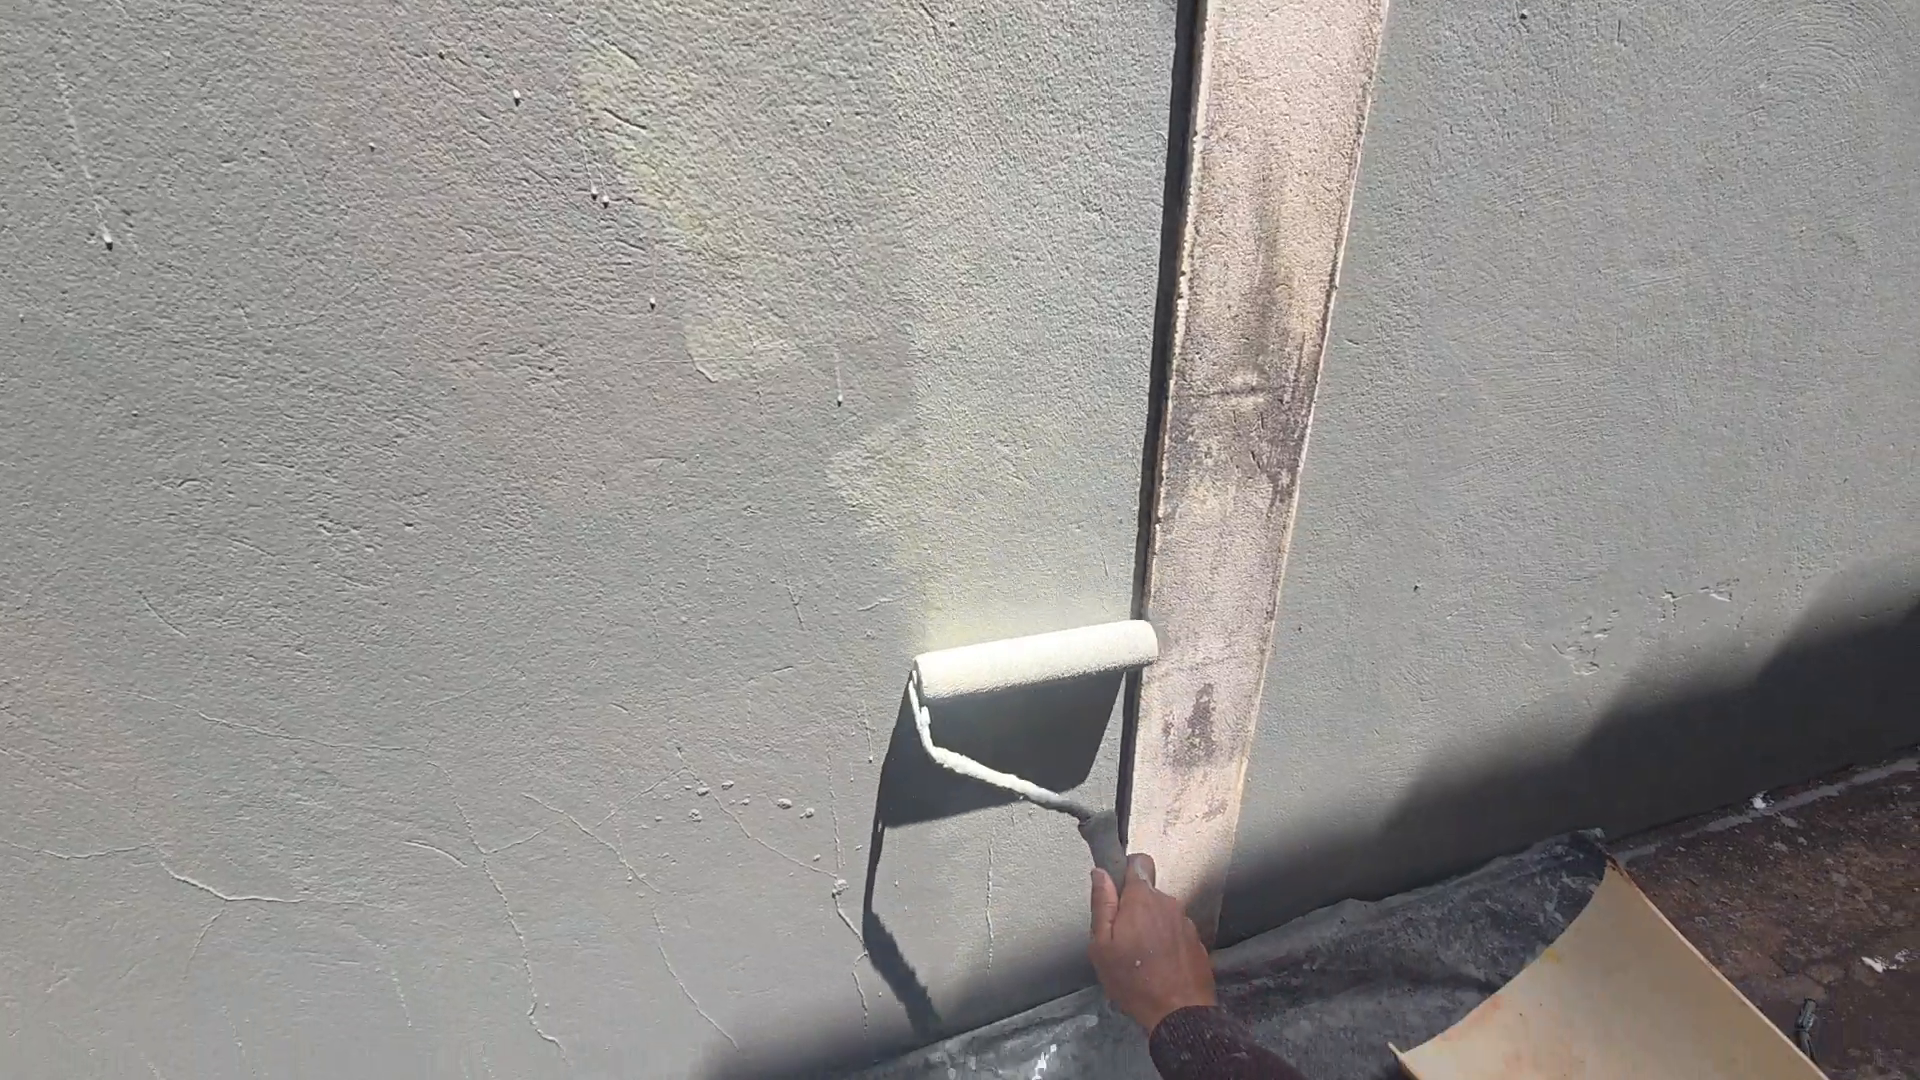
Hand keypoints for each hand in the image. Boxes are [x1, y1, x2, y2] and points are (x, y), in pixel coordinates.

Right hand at [1088, 853, 1215, 1031]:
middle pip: (1149, 893)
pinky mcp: (1198, 944)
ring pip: (1163, 914)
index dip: (1127, 870)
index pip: (1140, 861)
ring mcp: (1187, 923)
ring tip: (1143, 957)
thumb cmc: (1134, 981)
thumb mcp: (1102, 946)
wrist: (1180, 1018)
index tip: (1118, 892)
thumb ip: (1101, 904)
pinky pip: (1177, 933)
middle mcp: (1168, 903)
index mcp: (1142, 898)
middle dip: (1136, 907)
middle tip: (1123, 937)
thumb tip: (1101, 873)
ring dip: (1153, 926)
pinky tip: (1161, 967)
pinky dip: (1168, 943)